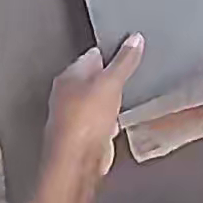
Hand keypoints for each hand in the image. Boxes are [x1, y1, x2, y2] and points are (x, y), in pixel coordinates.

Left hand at [42, 34, 144, 177]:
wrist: (78, 163)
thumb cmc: (86, 119)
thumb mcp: (111, 83)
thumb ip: (124, 61)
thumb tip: (135, 39)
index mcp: (69, 76)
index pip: (92, 55)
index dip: (112, 52)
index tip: (129, 51)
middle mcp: (67, 94)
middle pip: (95, 78)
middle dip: (113, 78)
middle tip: (131, 75)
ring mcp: (74, 116)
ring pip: (99, 101)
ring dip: (112, 101)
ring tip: (126, 98)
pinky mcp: (84, 135)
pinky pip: (101, 121)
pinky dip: (111, 121)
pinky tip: (118, 122)